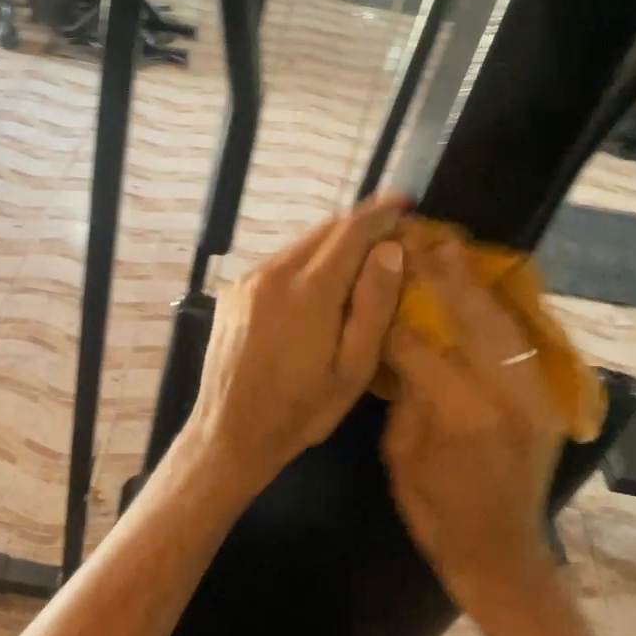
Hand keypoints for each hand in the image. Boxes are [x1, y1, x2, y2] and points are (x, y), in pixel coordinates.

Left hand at [182, 195, 407, 486]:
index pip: (351, 231)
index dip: (381, 213)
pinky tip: (317, 288)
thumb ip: (373, 304)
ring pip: (299, 246)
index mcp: (308, 290)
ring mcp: (247, 282)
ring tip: (359, 261)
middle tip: (390, 234)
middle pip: (323, 232)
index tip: (406, 203)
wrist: (229, 432)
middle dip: (359, 227)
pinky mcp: (231, 295)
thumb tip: (390, 250)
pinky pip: (277, 266)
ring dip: (331, 246)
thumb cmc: (299, 410)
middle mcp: (273, 274)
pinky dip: (304, 265)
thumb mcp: (352, 368)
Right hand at [381, 239, 560, 608]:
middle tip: (423, 241)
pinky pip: (520, 344)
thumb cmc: (436, 512)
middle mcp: (504, 393)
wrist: (501, 551)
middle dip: (443, 277)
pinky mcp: (544, 400)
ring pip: (503, 324)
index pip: (421, 345)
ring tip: (452, 251)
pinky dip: (498, 313)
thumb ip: (406, 396)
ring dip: (475, 285)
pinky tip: (481, 292)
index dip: (395, 313)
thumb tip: (402, 349)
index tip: (378, 282)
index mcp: (460, 411)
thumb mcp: (401, 454)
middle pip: (471, 318)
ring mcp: (532, 394)